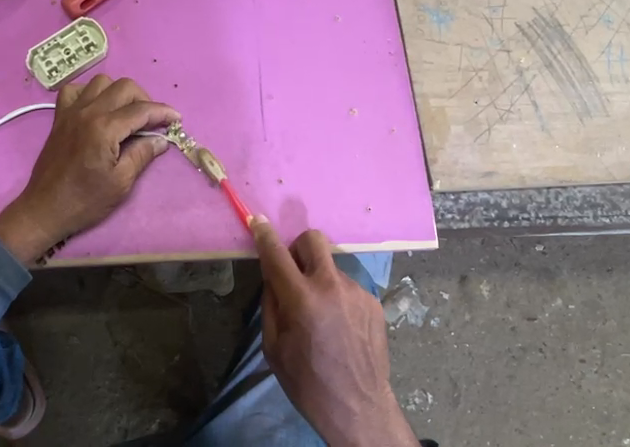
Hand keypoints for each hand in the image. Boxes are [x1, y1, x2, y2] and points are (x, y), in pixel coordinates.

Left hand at [0, 75, 178, 263]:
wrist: (45, 209)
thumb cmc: (85, 201)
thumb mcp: (121, 183)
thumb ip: (142, 155)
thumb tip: (161, 140)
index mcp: (104, 128)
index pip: (141, 110)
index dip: (163, 112)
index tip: (176, 119)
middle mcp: (88, 112)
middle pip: (124, 87)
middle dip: (144, 99)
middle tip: (152, 121)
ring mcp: (71, 111)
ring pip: (101, 82)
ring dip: (119, 92)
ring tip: (126, 113)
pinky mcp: (60, 117)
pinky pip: (75, 90)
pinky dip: (90, 93)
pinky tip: (97, 108)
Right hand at [253, 218, 418, 446]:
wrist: (359, 408)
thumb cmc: (308, 383)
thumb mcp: (274, 348)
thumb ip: (271, 304)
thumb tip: (272, 275)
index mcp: (302, 299)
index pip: (277, 253)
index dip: (264, 234)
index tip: (257, 220)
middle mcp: (331, 286)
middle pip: (313, 239)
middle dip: (298, 247)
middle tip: (294, 272)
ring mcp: (356, 291)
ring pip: (330, 267)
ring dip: (320, 280)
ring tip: (322, 316)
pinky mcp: (373, 301)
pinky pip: (347, 287)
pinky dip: (337, 298)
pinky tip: (340, 327)